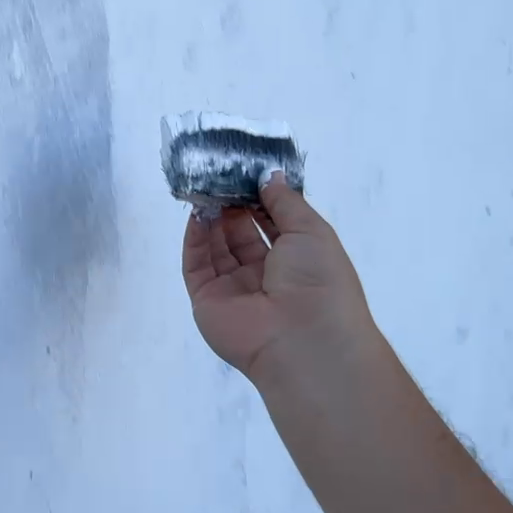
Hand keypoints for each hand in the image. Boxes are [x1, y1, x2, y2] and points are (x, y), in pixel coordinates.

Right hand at [181, 174, 373, 383]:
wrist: (301, 338)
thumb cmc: (318, 281)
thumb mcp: (312, 231)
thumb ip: (285, 202)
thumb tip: (269, 176)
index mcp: (295, 260)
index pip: (271, 224)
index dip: (258, 199)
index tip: (246, 174)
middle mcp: (263, 274)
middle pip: (239, 234)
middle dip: (230, 206)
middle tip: (219, 178)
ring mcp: (232, 288)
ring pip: (216, 248)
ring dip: (211, 219)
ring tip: (205, 191)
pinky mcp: (206, 299)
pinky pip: (196, 266)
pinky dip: (194, 241)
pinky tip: (196, 216)